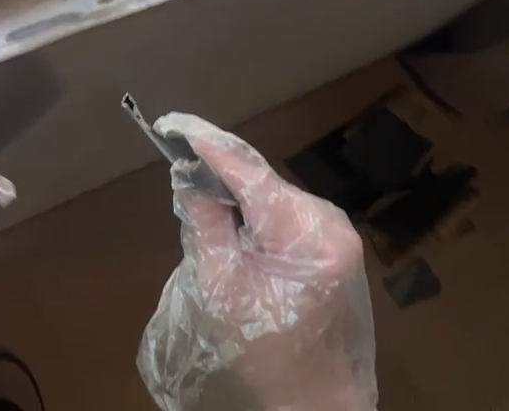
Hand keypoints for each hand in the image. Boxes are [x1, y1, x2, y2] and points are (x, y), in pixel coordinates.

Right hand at [138, 114, 375, 410]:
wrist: (319, 409)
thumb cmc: (265, 352)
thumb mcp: (220, 285)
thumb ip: (205, 220)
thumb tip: (187, 173)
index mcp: (306, 232)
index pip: (247, 172)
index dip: (207, 145)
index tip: (172, 125)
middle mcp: (329, 221)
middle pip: (259, 179)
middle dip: (218, 170)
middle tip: (177, 158)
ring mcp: (337, 234)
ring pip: (270, 193)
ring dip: (234, 191)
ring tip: (198, 193)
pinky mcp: (334, 246)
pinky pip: (283, 211)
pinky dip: (252, 210)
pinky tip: (230, 219)